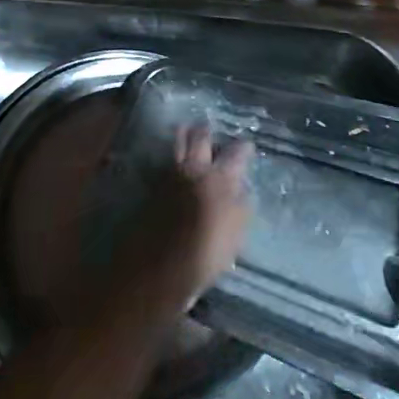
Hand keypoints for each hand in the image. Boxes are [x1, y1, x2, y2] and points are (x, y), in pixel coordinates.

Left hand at [122, 126, 253, 311]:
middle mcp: (194, 170)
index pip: (236, 153)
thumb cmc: (204, 254)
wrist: (156, 269)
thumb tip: (242, 189)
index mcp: (220, 178)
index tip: (248, 146)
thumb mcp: (235, 235)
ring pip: (176, 145)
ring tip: (187, 132)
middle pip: (199, 138)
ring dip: (183, 136)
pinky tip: (172, 161)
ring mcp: (169, 176)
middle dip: (205, 131)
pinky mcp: (151, 188)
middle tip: (209, 128)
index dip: (244, 148)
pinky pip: (163, 162)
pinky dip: (169, 156)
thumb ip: (241, 207)